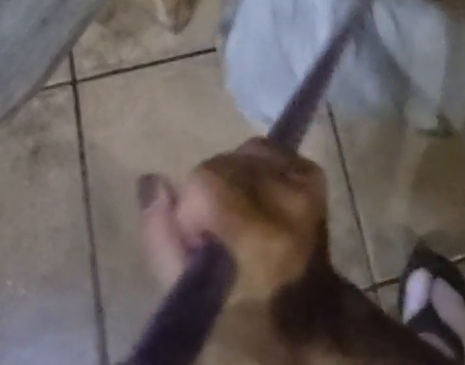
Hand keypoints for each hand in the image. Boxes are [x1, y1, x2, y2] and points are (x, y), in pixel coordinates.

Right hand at [137, 138, 328, 302]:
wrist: (304, 314)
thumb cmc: (242, 311)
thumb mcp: (189, 292)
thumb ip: (161, 237)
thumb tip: (152, 182)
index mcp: (261, 232)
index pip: (205, 180)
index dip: (190, 211)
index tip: (200, 241)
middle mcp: (288, 195)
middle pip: (221, 164)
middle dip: (208, 193)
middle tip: (219, 232)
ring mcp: (304, 179)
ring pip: (240, 152)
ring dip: (229, 179)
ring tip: (237, 214)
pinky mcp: (312, 170)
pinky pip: (264, 149)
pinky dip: (251, 168)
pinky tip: (254, 197)